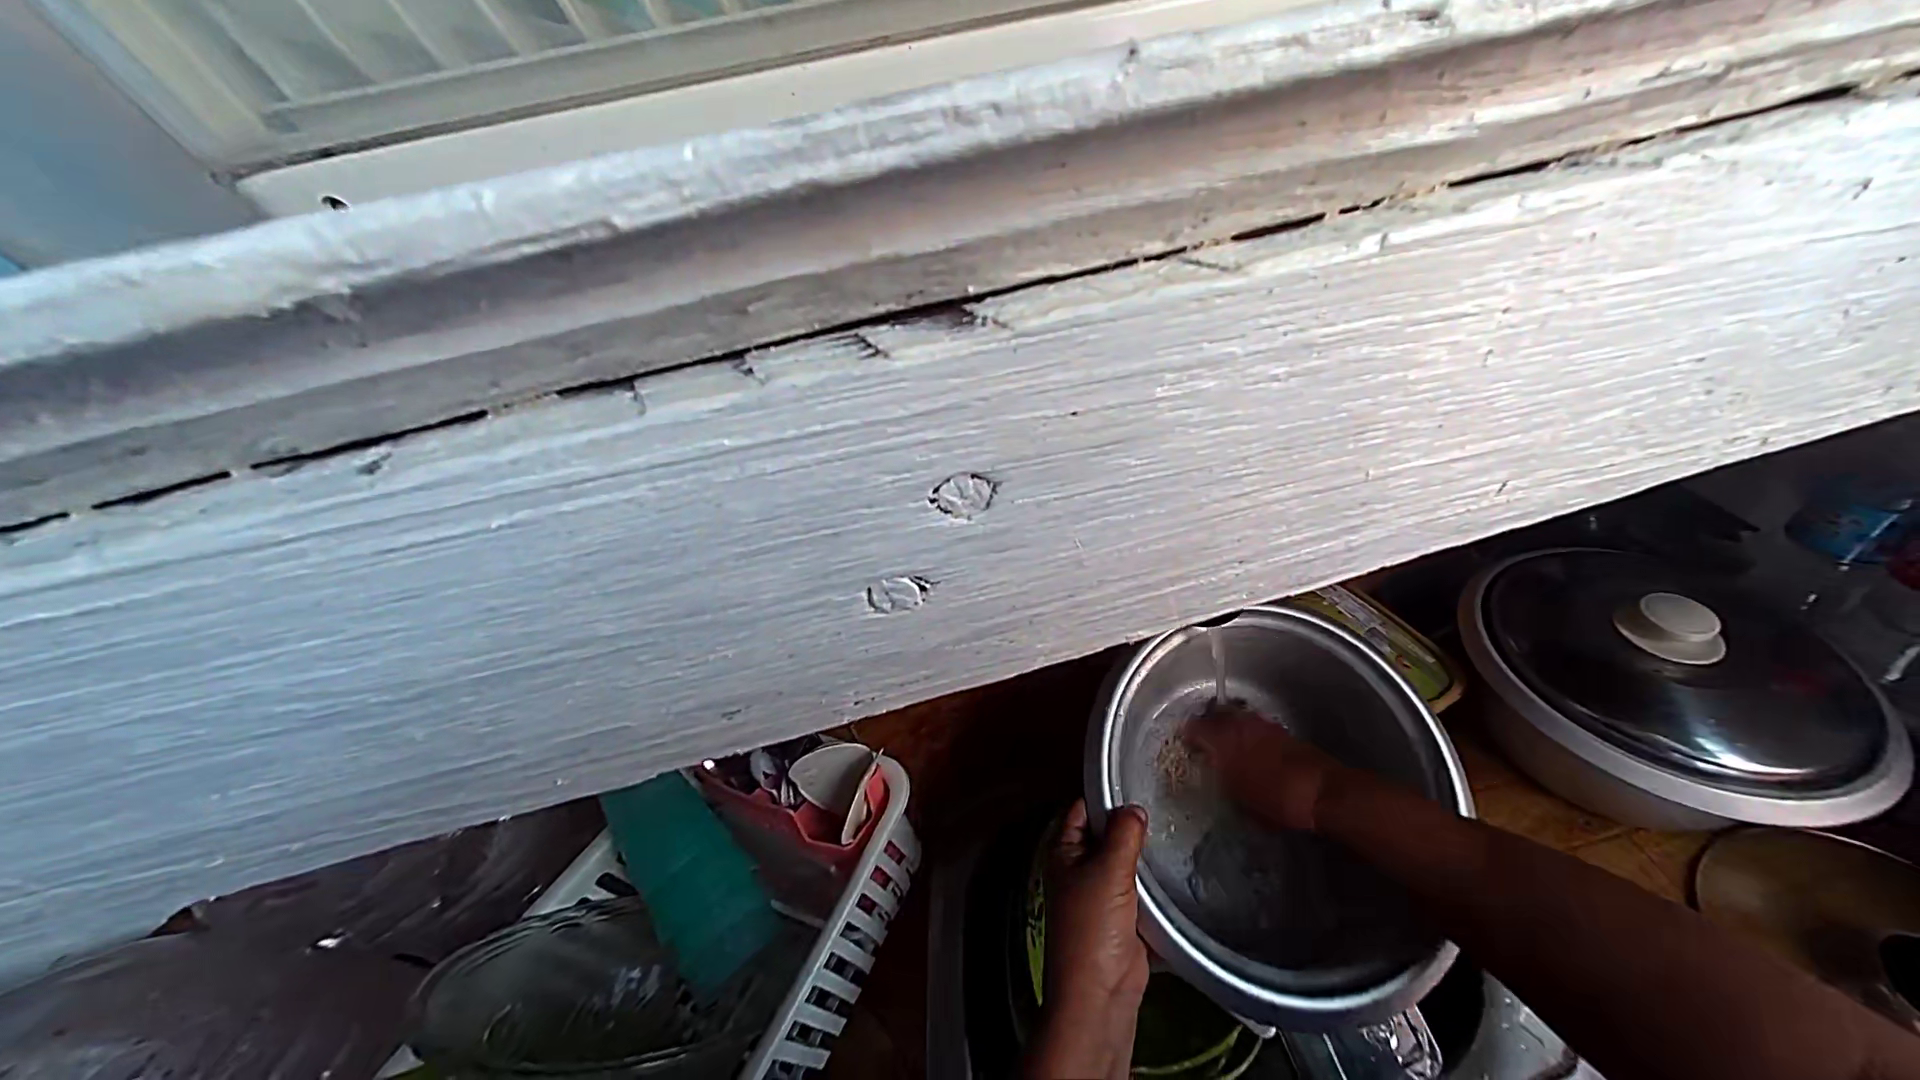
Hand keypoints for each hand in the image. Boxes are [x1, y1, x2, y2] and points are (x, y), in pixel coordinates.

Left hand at [1024, 799, 1150, 1079]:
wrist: (1101, 995)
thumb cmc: (1093, 927)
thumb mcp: (1107, 872)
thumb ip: (1122, 836)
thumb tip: (1135, 809)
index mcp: (1064, 851)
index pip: (1083, 810)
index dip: (1105, 796)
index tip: (1136, 782)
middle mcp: (1080, 869)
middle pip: (1108, 836)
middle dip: (1132, 827)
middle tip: (1165, 807)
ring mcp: (1102, 895)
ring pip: (1128, 865)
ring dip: (1147, 858)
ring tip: (1178, 834)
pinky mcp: (1125, 919)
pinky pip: (1142, 894)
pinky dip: (1157, 888)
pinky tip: (1180, 873)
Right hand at [1186, 703, 1344, 831]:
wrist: (1321, 792)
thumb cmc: (1274, 799)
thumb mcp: (1237, 797)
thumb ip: (1221, 778)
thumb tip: (1213, 771)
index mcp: (1223, 740)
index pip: (1195, 728)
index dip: (1187, 735)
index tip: (1185, 744)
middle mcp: (1240, 725)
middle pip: (1216, 715)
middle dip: (1208, 724)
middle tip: (1203, 739)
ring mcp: (1263, 725)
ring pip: (1237, 718)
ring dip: (1229, 726)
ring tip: (1227, 743)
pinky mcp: (1281, 732)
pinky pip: (1255, 726)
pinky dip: (1248, 733)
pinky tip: (1251, 749)